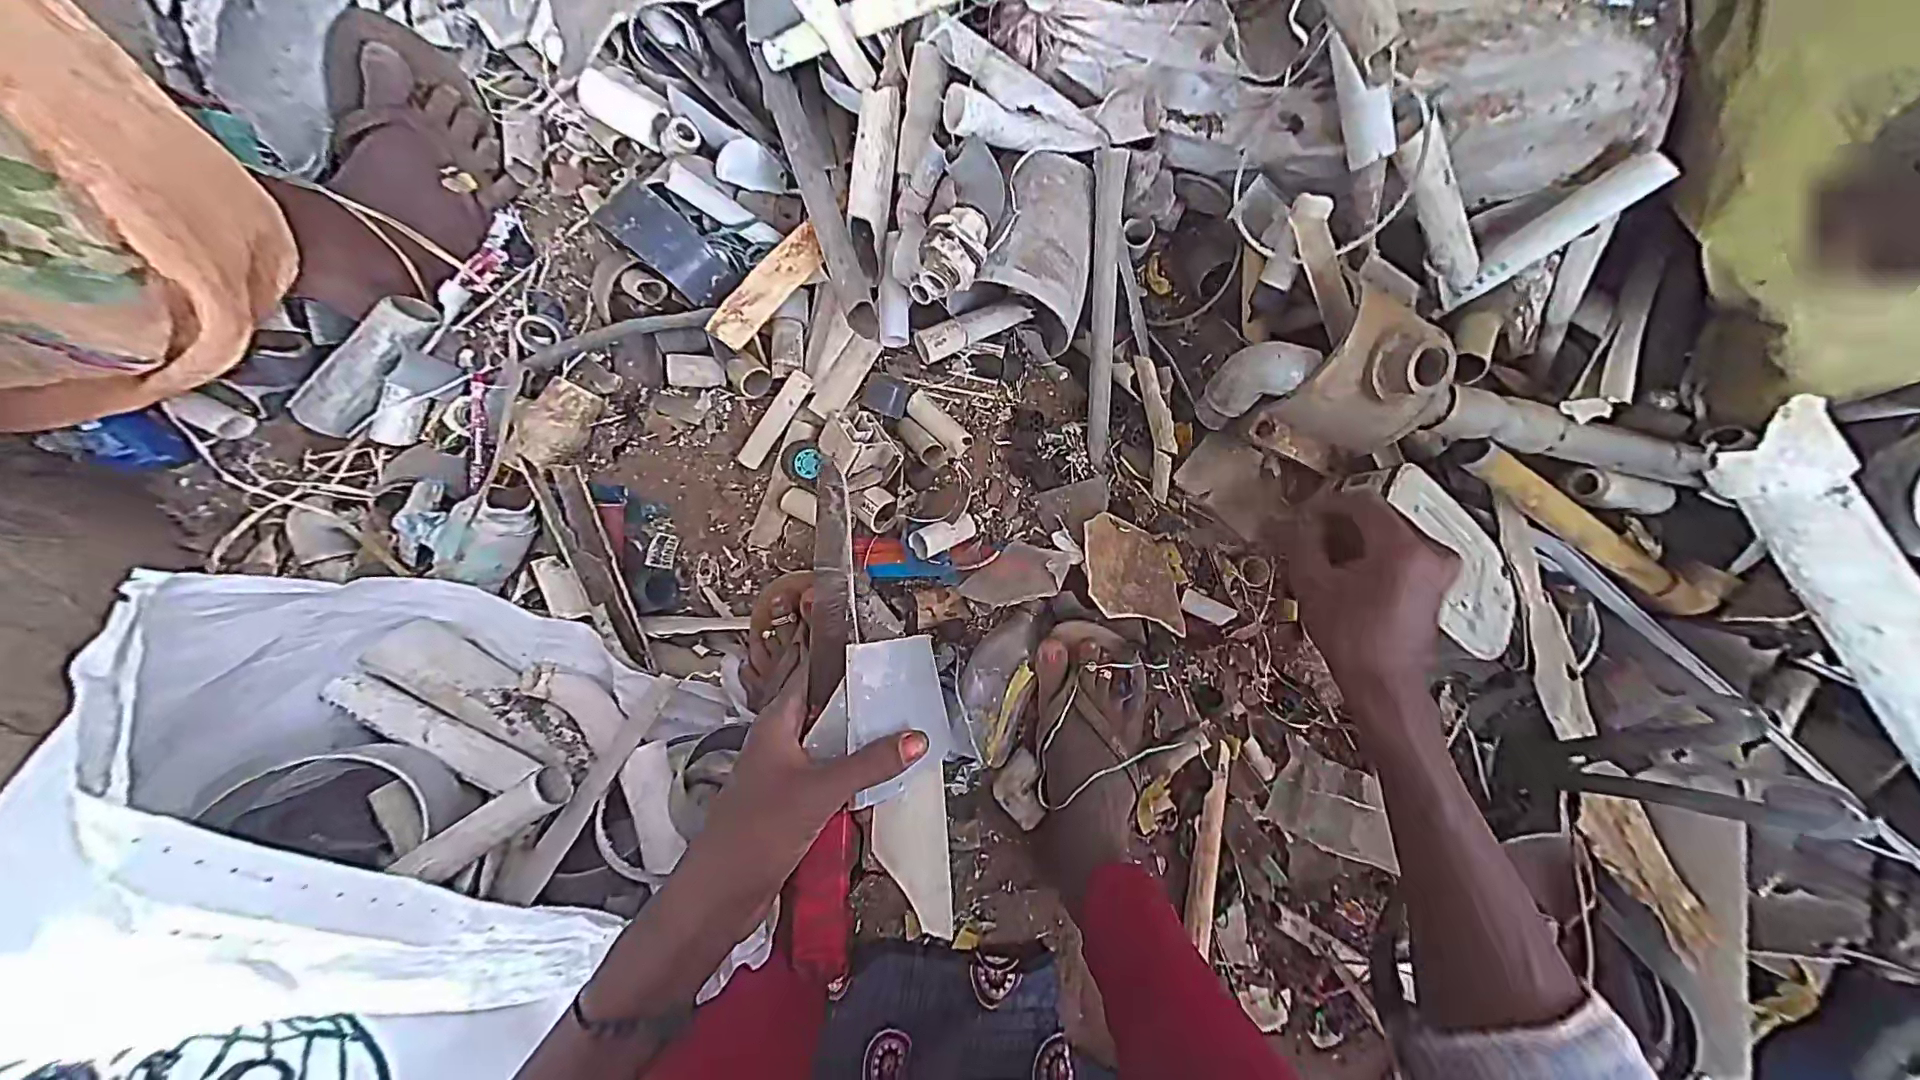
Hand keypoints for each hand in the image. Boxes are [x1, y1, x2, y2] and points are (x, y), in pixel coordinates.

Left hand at [673, 669, 927, 925]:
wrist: (721, 896)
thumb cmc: (755, 832)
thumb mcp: (820, 790)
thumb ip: (869, 764)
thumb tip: (915, 739)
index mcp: (775, 724)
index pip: (809, 677)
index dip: (840, 664)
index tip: (877, 657)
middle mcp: (779, 744)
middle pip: (825, 715)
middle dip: (860, 710)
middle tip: (901, 700)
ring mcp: (785, 775)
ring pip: (830, 749)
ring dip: (859, 748)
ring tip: (899, 736)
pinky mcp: (792, 804)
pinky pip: (829, 780)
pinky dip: (852, 779)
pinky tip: (879, 782)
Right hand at [1284, 488, 1458, 701]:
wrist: (1384, 682)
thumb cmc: (1350, 637)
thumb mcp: (1313, 585)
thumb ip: (1304, 543)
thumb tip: (1301, 521)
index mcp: (1403, 546)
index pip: (1363, 502)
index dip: (1329, 504)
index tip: (1306, 513)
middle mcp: (1431, 550)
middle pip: (1379, 517)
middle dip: (1342, 523)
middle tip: (1312, 534)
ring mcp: (1439, 567)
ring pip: (1390, 535)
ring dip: (1357, 540)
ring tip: (1326, 555)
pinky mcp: (1437, 582)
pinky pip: (1402, 553)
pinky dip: (1374, 555)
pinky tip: (1348, 571)